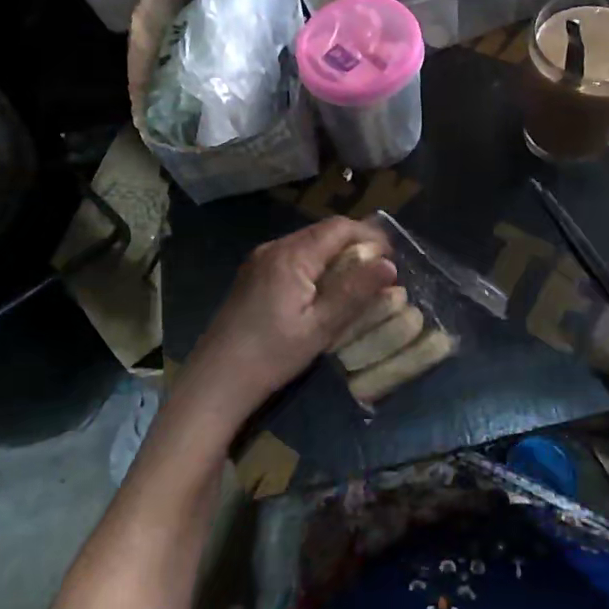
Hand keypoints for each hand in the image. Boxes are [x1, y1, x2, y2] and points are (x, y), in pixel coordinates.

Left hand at [176, 218, 396, 425]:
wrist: (216, 380)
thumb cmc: (271, 356)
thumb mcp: (320, 328)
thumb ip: (355, 293)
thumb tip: (389, 265)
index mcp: (291, 256)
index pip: (339, 228)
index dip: (370, 236)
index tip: (392, 258)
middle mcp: (273, 248)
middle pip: (323, 232)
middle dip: (355, 245)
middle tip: (379, 271)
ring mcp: (259, 260)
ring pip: (307, 243)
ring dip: (335, 255)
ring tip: (357, 281)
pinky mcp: (252, 275)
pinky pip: (292, 256)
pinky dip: (315, 264)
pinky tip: (323, 290)